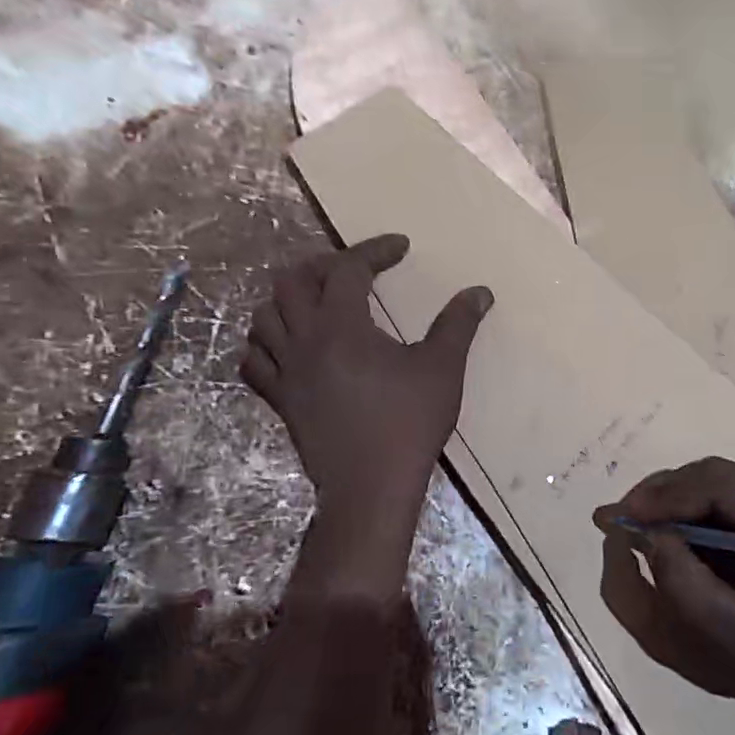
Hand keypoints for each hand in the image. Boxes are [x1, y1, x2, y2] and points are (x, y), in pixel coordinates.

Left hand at [241, 234, 493, 508]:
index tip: (400, 248)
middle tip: (353, 271)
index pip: (348, 268)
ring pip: (264, 318)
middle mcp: (304, 340)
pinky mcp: (280, 400)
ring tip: (316, 304)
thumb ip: (458, 324)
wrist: (370, 486)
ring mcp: (286, 372)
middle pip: (291, 282)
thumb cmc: (408, 424)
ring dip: (287, 301)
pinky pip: (254, 362)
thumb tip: (480, 292)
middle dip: (322, 265)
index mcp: (342, 326)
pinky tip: (286, 349)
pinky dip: (265, 346)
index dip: (374, 250)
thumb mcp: (442, 370)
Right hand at [592, 457, 734, 724]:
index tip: (621, 520)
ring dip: (666, 503)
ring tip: (629, 528)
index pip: (721, 485)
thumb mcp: (731, 637)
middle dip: (659, 497)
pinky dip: (680, 513)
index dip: (666, 496)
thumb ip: (684, 585)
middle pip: (711, 476)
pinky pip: (713, 500)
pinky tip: (658, 534)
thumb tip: (644, 535)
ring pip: (707, 483)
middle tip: (614, 522)